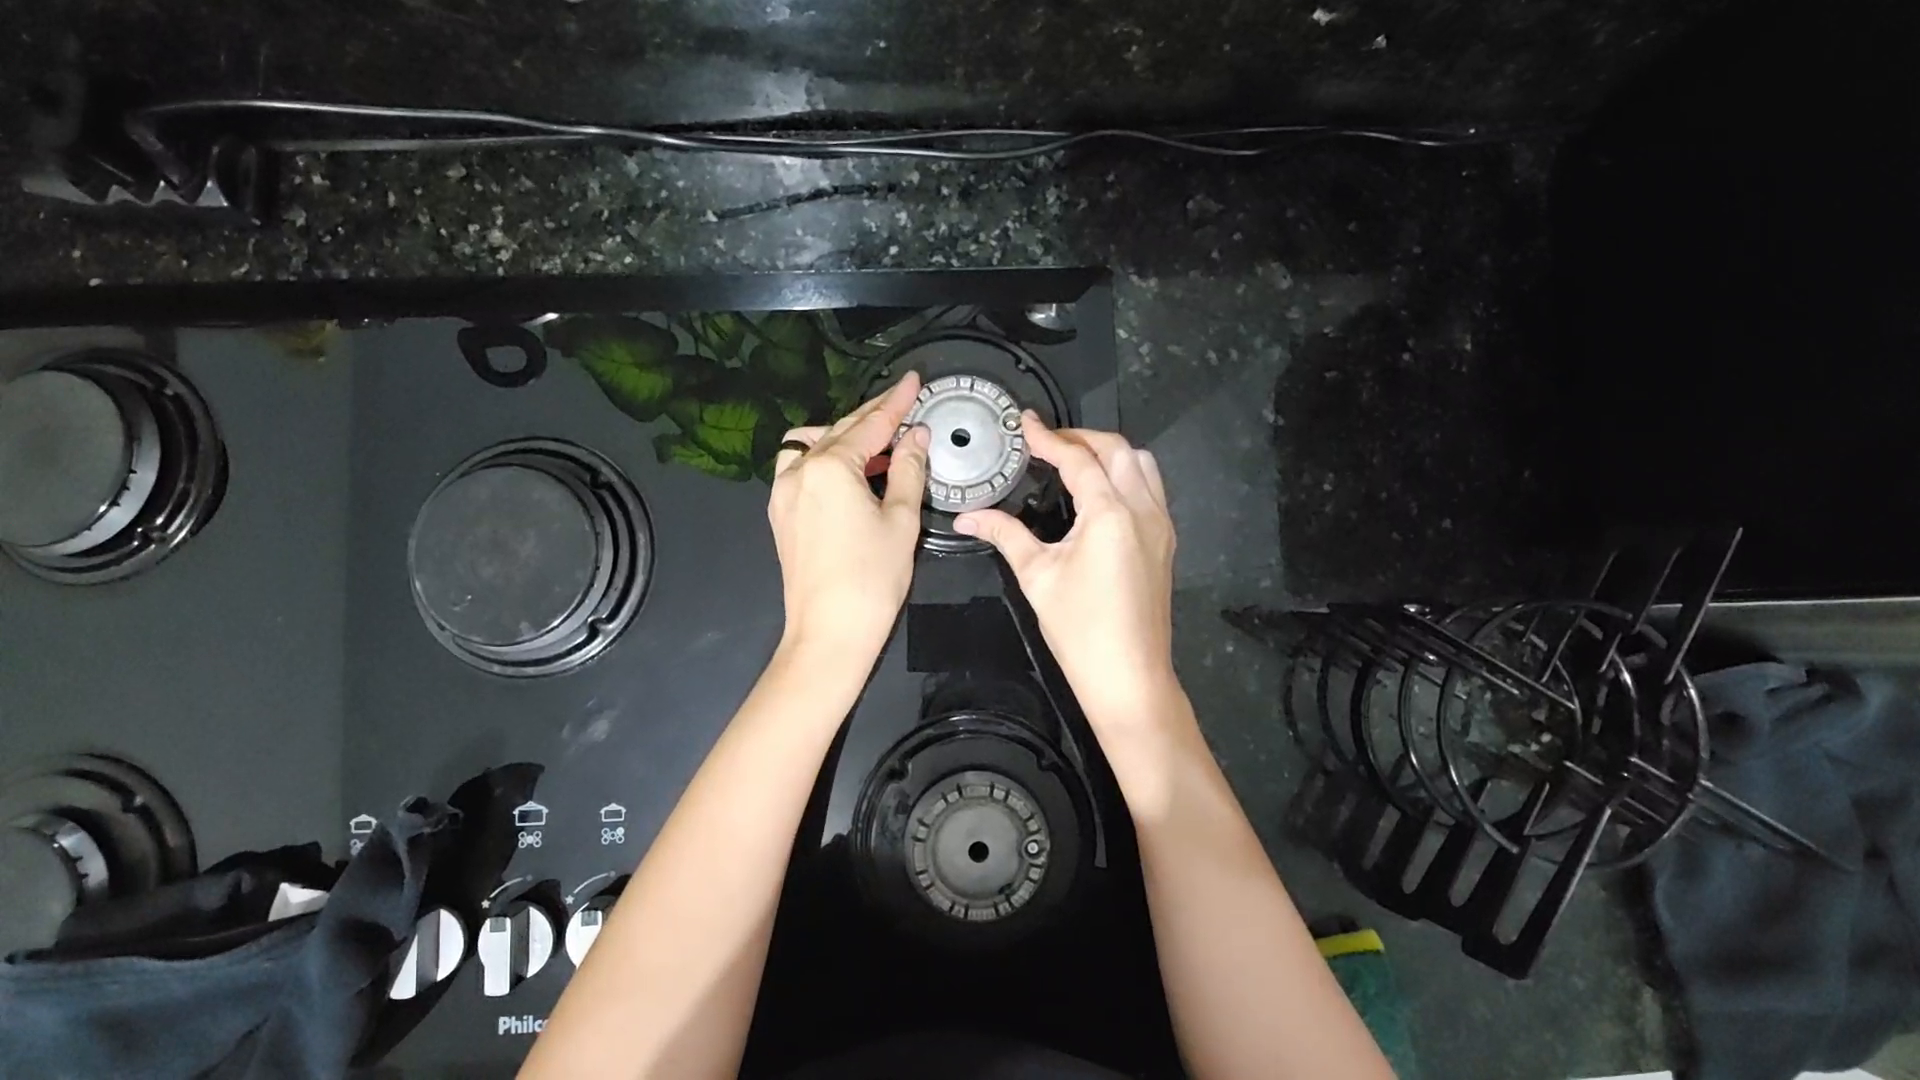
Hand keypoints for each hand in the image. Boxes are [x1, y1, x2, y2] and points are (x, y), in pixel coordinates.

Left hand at [769, 374, 930, 657]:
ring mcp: (783, 493)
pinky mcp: (781, 514)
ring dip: (845, 437)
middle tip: (904, 405)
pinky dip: (825, 460)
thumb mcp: (901, 520)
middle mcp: (798, 471)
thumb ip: (908, 470)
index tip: (914, 380)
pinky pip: (801, 469)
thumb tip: (916, 436)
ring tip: (878, 445)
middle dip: (873, 416)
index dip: (897, 401)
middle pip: (840, 430)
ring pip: (813, 445)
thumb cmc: (872, 578)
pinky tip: (850, 474)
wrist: (829, 632)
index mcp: (830, 467)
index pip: (871, 424)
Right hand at [955, 414, 1180, 734]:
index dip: (1048, 438)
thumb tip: (967, 518)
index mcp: (1110, 513)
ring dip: (1110, 452)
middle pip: (1118, 449)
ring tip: (1075, 459)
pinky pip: (1151, 489)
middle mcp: (1143, 510)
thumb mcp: (1036, 577)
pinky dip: (1126, 475)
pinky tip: (1100, 492)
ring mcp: (1161, 526)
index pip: (1078, 460)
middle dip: (1082, 437)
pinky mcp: (1165, 543)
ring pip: (1142, 465)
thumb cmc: (1080, 630)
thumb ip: (1004, 535)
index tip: (1025, 423)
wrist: (1129, 677)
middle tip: (1048, 441)